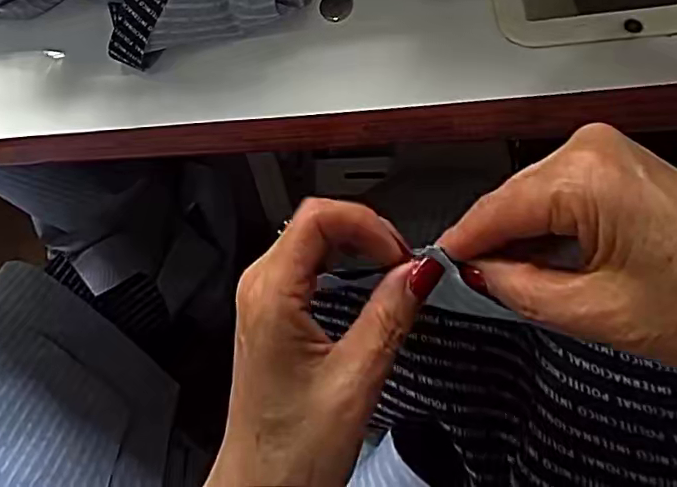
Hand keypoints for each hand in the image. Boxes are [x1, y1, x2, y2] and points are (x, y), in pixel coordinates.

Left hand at [207, 198, 441, 486]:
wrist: (259, 485)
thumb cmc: (292, 449)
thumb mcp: (355, 381)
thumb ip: (389, 317)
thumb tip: (418, 272)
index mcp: (270, 291)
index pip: (316, 216)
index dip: (365, 222)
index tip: (402, 250)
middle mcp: (258, 283)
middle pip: (312, 221)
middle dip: (363, 229)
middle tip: (404, 261)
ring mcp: (260, 294)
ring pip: (308, 238)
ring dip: (353, 243)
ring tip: (391, 269)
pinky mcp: (268, 308)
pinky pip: (304, 263)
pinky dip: (339, 261)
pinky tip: (364, 281)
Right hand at [438, 122, 676, 394]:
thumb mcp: (606, 316)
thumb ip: (520, 290)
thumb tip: (478, 274)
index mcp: (582, 174)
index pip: (494, 208)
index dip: (463, 244)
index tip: (435, 267)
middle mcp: (589, 147)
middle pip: (513, 199)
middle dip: (497, 243)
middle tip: (482, 287)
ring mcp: (609, 151)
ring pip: (536, 197)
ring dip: (526, 238)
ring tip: (521, 282)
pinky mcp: (624, 165)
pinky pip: (564, 194)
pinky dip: (554, 228)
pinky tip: (554, 261)